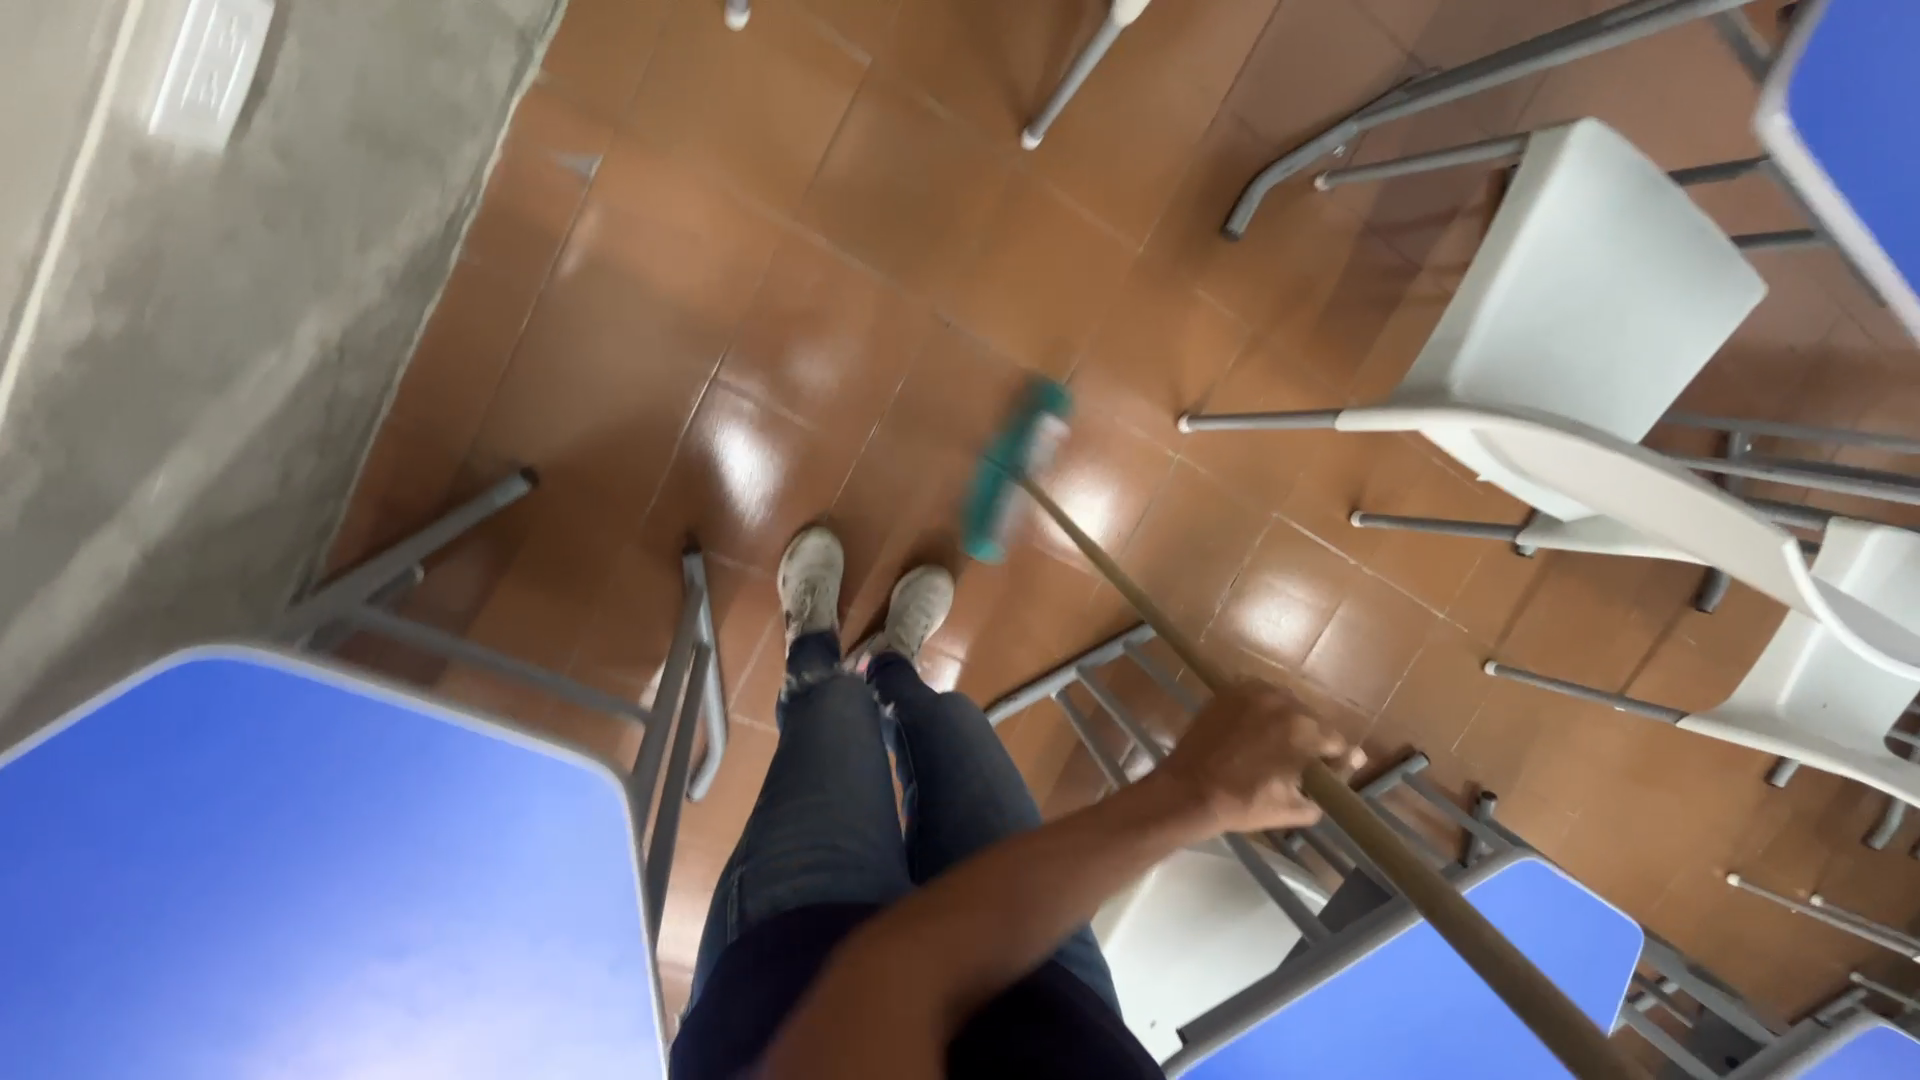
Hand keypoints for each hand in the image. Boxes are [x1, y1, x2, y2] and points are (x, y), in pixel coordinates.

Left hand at [1153, 680, 1361, 834]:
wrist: (1189, 789)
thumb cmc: (1243, 802)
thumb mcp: (1295, 808)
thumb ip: (1326, 791)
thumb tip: (1345, 774)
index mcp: (1303, 728)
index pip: (1336, 740)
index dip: (1339, 757)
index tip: (1337, 768)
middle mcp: (1281, 701)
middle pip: (1310, 718)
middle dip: (1312, 737)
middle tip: (1304, 758)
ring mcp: (1251, 692)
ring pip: (1284, 703)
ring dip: (1287, 720)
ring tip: (1278, 742)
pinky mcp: (1226, 692)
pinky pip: (1256, 697)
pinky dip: (1261, 710)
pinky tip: (1255, 729)